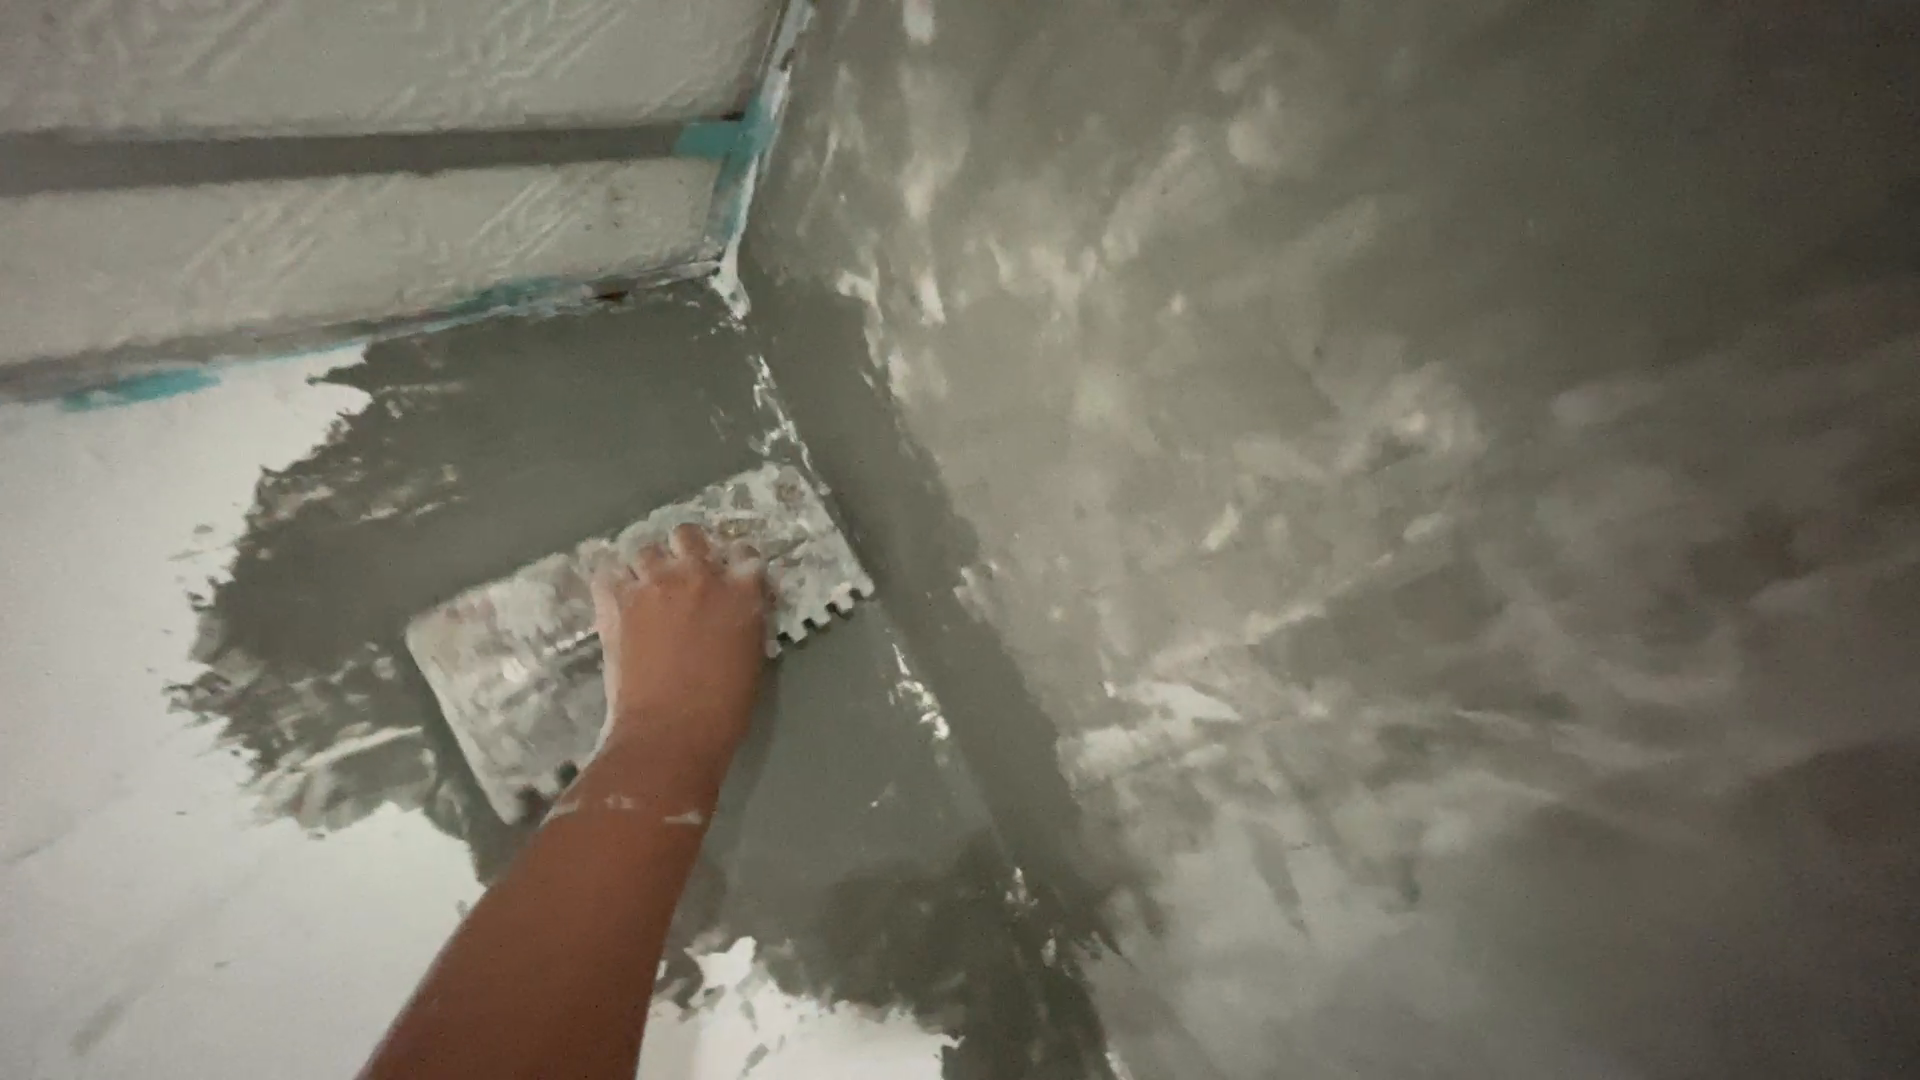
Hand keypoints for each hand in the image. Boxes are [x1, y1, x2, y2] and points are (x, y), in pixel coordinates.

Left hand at [590, 524, 767, 772]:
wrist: (671, 730)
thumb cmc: (724, 706)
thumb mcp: (751, 654)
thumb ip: (743, 619)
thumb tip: (733, 610)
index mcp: (742, 591)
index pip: (745, 553)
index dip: (735, 560)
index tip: (729, 572)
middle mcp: (699, 574)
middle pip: (688, 535)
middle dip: (686, 548)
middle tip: (682, 573)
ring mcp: (654, 583)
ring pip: (646, 547)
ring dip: (648, 564)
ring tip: (645, 586)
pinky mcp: (616, 601)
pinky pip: (608, 571)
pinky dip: (613, 579)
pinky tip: (617, 596)